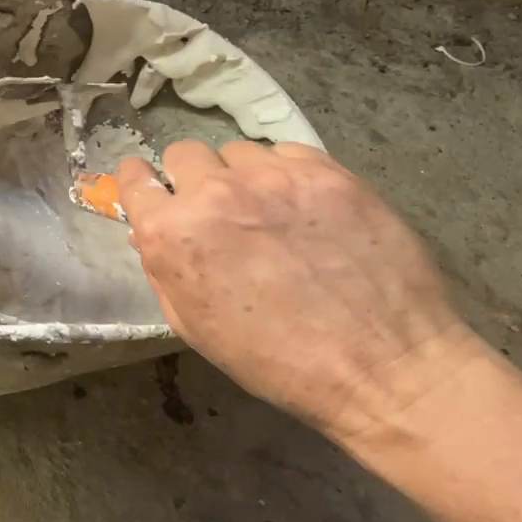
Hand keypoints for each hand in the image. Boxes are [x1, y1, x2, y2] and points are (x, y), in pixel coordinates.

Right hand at [118, 141, 485, 445]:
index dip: (142, 182)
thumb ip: (162, 268)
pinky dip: (289, 175)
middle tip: (221, 210)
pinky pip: (290, 155)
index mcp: (171, 233)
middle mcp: (214, 193)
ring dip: (244, 176)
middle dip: (195, 178)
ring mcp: (272, 178)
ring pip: (240, 152)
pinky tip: (308, 209)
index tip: (154, 190)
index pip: (135, 178)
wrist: (386, 369)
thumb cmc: (277, 360)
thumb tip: (149, 231)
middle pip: (186, 154)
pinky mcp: (327, 173)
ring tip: (271, 211)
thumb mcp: (193, 324)